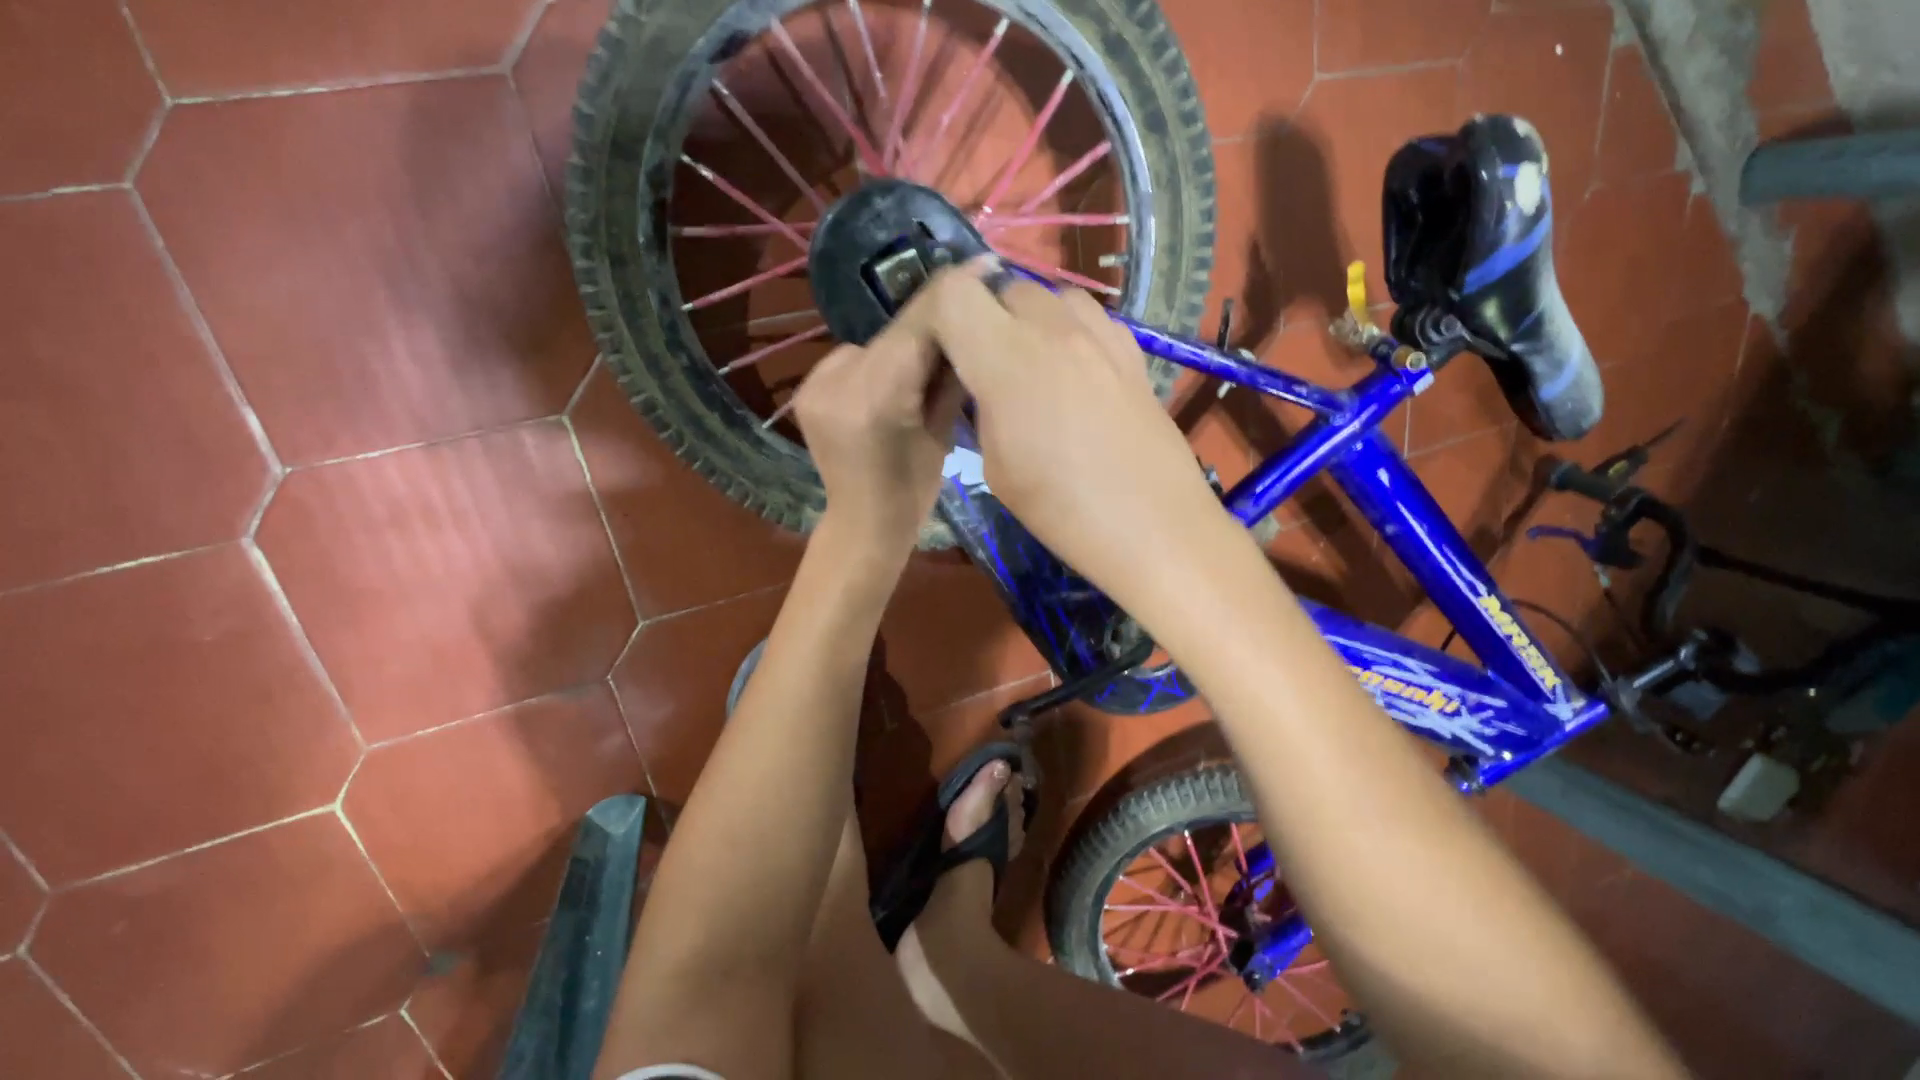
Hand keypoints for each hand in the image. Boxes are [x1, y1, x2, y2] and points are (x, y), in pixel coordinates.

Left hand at [791, 303, 964, 556]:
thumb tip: (973, 321)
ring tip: (924, 360)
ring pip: (875, 343)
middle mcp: (839, 381)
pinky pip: (852, 358)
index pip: (917, 327)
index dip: (951, 294)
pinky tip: (890, 381)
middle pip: (895, 332)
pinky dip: (876, 361)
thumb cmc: (915, 489)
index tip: (983, 265)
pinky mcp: (806, 389)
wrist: (863, 523)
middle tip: (967, 306)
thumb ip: (952, 372)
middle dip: (931, 320)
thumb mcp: (944, 430)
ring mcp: (815, 384)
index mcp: (878, 397)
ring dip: (901, 344)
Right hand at [915, 264, 1234, 602]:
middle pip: (1003, 288)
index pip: (952, 291)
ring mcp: (1100, 333)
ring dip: (1032, 320)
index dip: (940, 315)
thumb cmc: (1062, 509)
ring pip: (1050, 295)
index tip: (946, 353)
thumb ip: (982, 406)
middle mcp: (1052, 328)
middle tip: (989, 368)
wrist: (1154, 526)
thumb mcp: (995, 465)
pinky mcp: (1132, 349)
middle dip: (987, 318)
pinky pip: (1090, 318)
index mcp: (1004, 357)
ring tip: (1035, 367)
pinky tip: (1077, 375)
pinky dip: (1072, 332)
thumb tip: (984, 383)